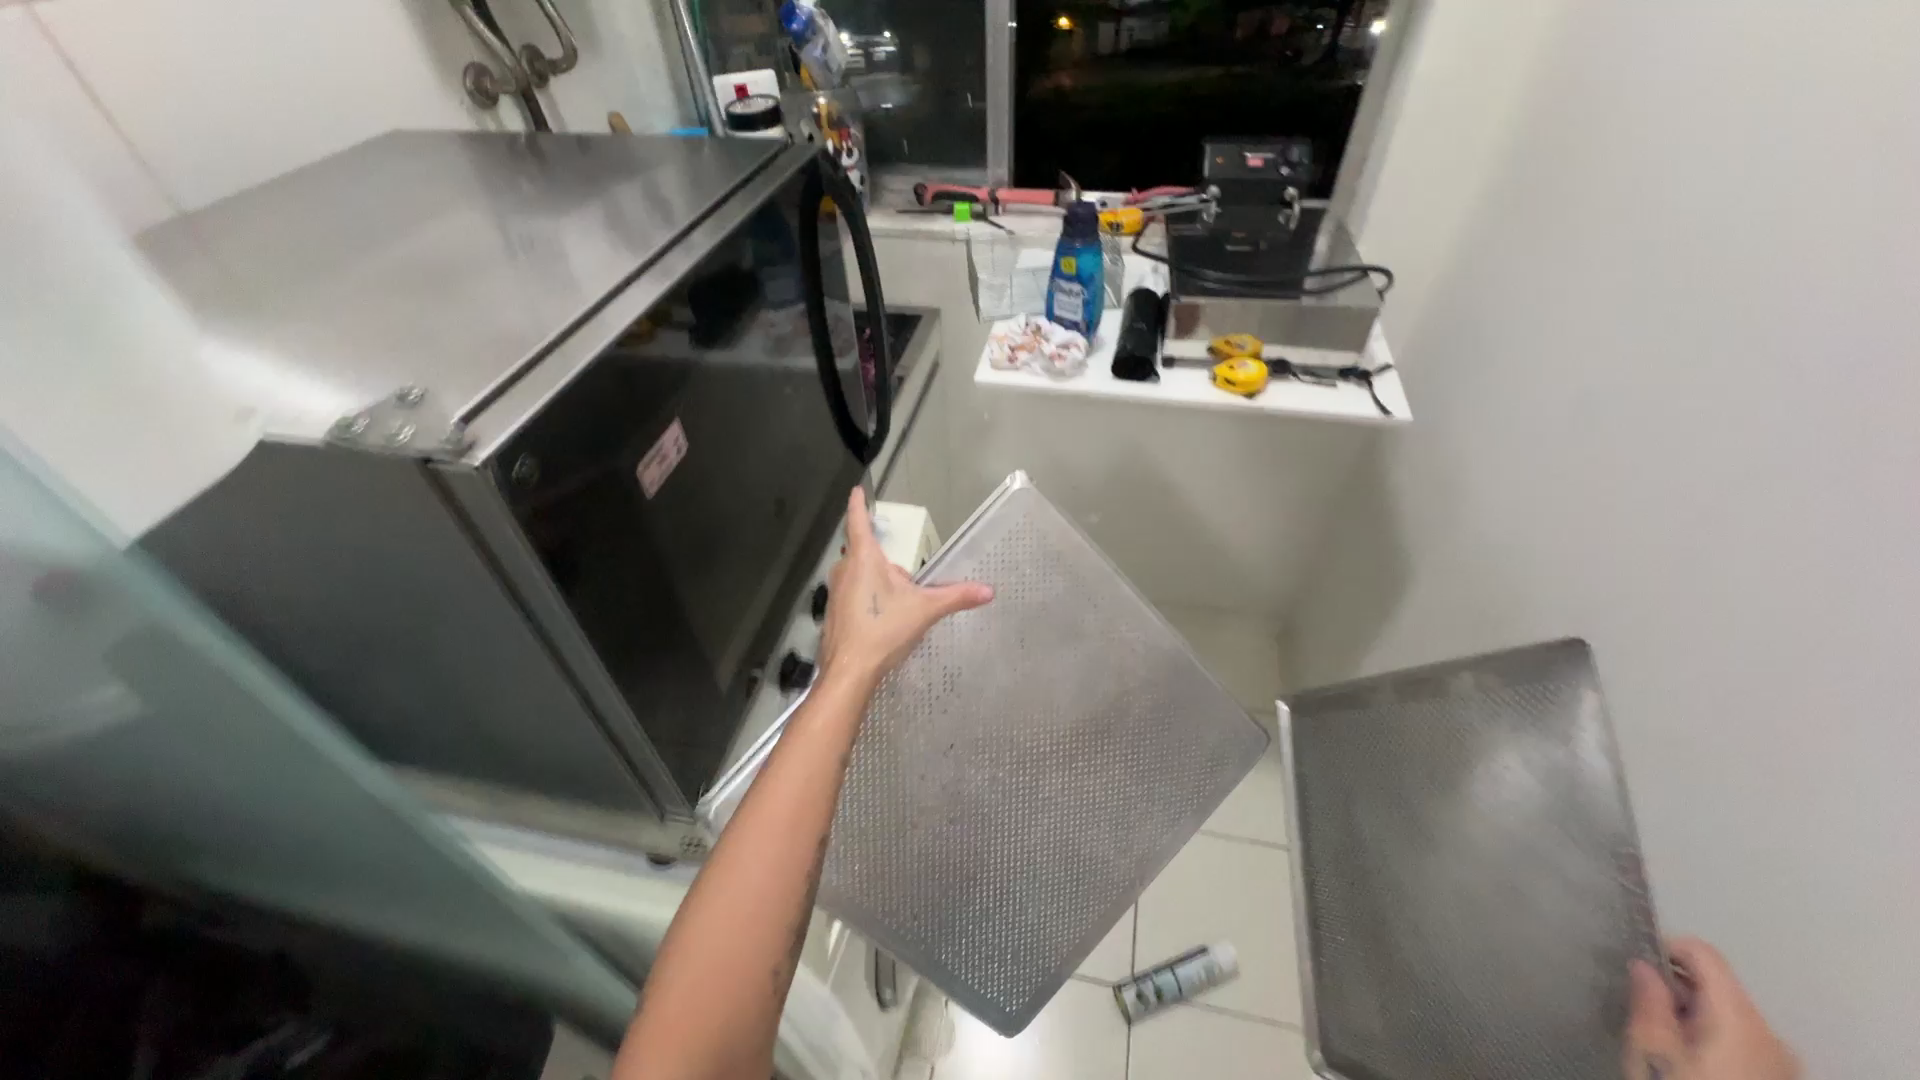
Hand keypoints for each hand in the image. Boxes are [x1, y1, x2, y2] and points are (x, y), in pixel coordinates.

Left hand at [816, 488, 992, 691]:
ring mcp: (835, 592)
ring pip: (860, 577)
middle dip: (886, 565)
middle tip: (906, 585)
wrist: (850, 671)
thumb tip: (988, 591)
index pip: (858, 522)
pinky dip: (868, 603)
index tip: (856, 490)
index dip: (858, 505)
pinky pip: (853, 597)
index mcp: (864, 559)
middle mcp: (844, 570)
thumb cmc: (884, 630)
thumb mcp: (925, 610)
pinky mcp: (832, 613)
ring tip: (896, 611)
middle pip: (866, 554)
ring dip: (878, 586)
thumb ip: (956, 597)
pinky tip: (881, 626)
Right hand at [1623, 938, 1797, 1079]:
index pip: (1704, 954)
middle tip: (1639, 1014)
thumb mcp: (1651, 1054)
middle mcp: (1772, 1035)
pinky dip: (1710, 1038)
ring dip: (1690, 1016)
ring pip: (1728, 1016)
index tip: (1633, 970)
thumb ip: (1648, 1003)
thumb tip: (1644, 965)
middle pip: (1717, 986)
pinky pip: (1741, 1042)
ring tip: (1661, 1044)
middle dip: (1674, 990)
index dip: (1664, 949)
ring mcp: (1782, 1063)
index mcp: (1742, 1020)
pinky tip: (1687, 1065)